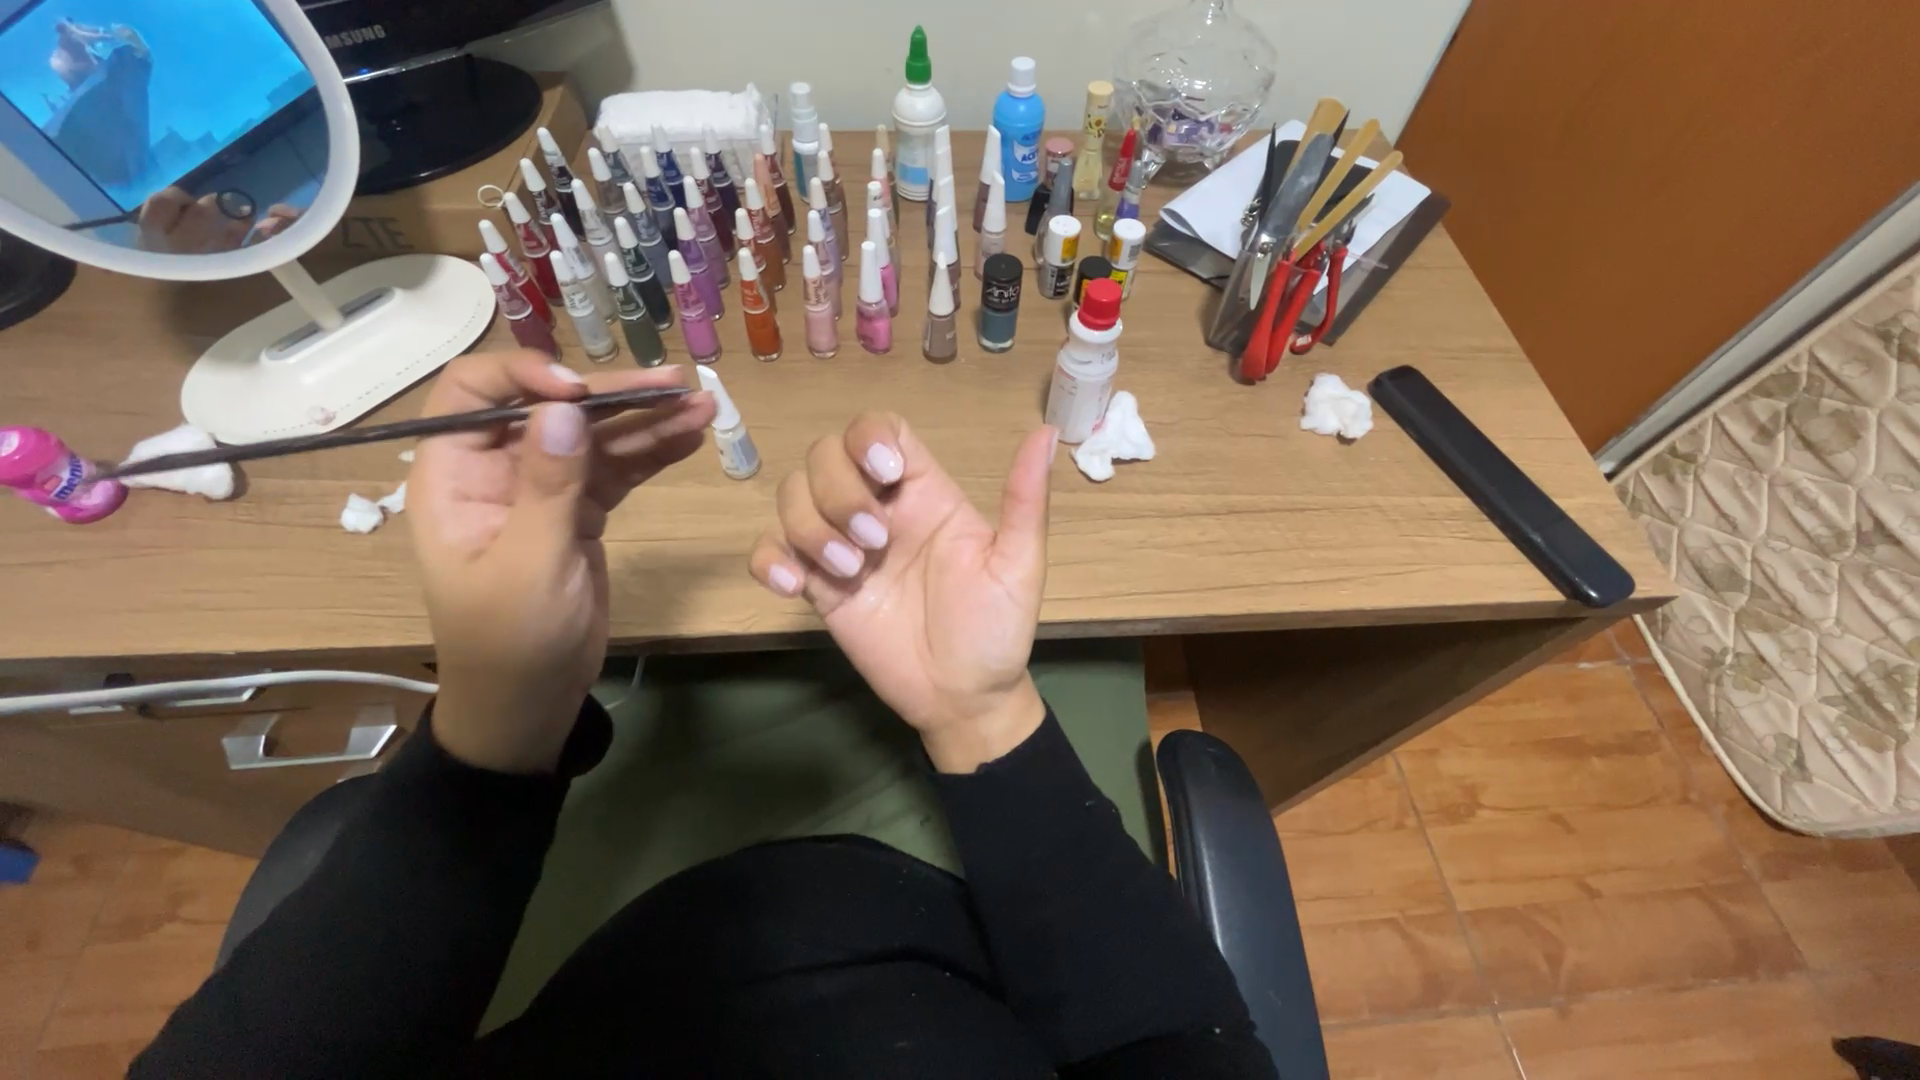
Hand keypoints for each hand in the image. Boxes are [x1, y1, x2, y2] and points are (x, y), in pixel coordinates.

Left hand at [409, 352, 714, 772]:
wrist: (532, 701)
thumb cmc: (511, 641)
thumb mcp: (529, 565)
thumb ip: (547, 485)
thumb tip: (564, 410)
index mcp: (456, 476)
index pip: (474, 395)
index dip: (525, 378)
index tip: (583, 392)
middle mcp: (499, 471)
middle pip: (555, 411)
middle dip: (614, 395)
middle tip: (676, 384)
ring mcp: (546, 491)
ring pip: (597, 439)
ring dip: (648, 420)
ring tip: (703, 404)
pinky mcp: (583, 512)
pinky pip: (619, 471)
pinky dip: (654, 453)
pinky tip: (691, 435)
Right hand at [749, 414, 1056, 772]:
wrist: (962, 698)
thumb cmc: (996, 630)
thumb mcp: (1018, 565)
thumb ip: (1025, 500)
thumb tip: (1048, 430)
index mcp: (926, 494)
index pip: (880, 429)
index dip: (868, 437)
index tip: (885, 475)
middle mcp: (879, 509)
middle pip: (826, 455)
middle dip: (838, 490)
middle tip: (874, 542)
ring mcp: (843, 546)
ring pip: (793, 495)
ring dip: (808, 525)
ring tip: (849, 571)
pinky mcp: (818, 587)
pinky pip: (771, 551)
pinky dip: (770, 559)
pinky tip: (795, 586)